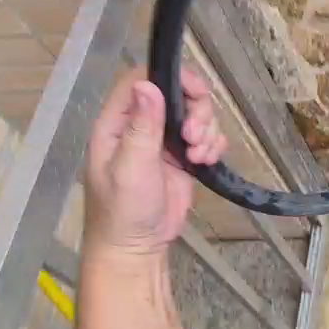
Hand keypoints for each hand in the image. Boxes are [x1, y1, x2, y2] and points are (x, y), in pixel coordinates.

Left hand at [83, 68, 228, 256]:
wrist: (137, 248)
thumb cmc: (124, 210)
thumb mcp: (131, 168)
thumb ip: (142, 126)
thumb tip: (148, 85)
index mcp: (117, 123)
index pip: (142, 80)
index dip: (173, 79)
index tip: (197, 92)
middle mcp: (140, 126)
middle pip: (177, 93)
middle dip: (196, 110)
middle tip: (195, 136)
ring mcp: (163, 141)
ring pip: (194, 114)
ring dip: (206, 129)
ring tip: (199, 156)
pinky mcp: (182, 157)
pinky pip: (205, 136)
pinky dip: (212, 145)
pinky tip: (205, 162)